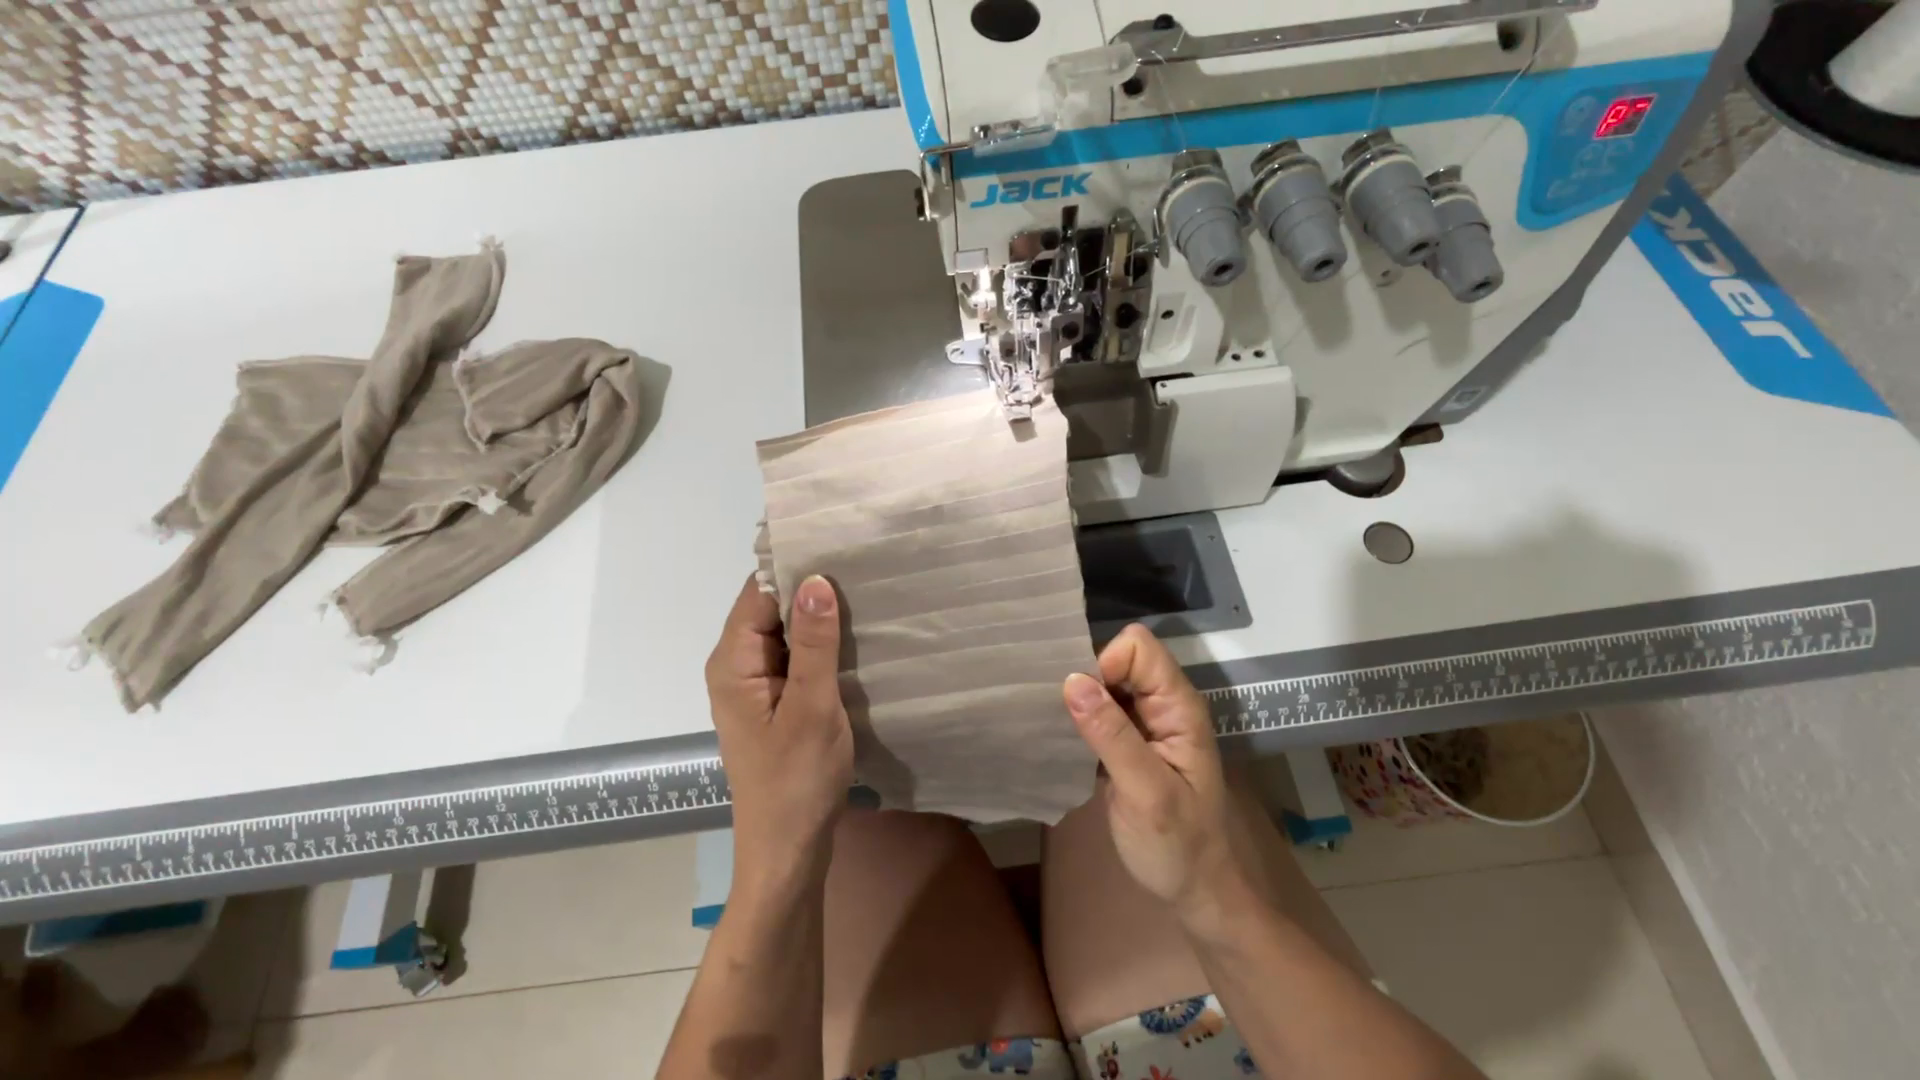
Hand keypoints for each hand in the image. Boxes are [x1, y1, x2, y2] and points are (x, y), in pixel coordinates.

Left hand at [705, 574, 853, 889]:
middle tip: (862, 564)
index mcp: (732, 663)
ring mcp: (756, 687)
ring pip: (786, 635)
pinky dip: (821, 647)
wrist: (789, 850)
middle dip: (810, 589)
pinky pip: (795, 660)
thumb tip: (816, 580)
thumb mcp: (811, 708)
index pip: (758, 593)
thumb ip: (813, 644)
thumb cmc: (796, 781)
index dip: (794, 567)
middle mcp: (736, 667)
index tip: (839, 544)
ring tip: (867, 591)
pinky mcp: (776, 704)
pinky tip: (856, 638)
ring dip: (819, 618)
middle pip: (770, 609)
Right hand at [1061, 624, 1261, 931]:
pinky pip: (1097, 712)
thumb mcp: (1146, 792)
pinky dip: (1078, 720)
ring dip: (1079, 700)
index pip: (1138, 647)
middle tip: (1065, 721)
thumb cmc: (1179, 845)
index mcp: (1178, 707)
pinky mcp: (1124, 745)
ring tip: (1058, 731)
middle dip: (1087, 678)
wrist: (1195, 890)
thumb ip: (1111, 735)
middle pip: (1117, 660)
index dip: (1107, 664)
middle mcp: (1161, 706)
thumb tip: (1072, 680)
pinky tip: (1063, 742)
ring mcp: (1143, 725)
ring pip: (1103, 684)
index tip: (1087, 706)